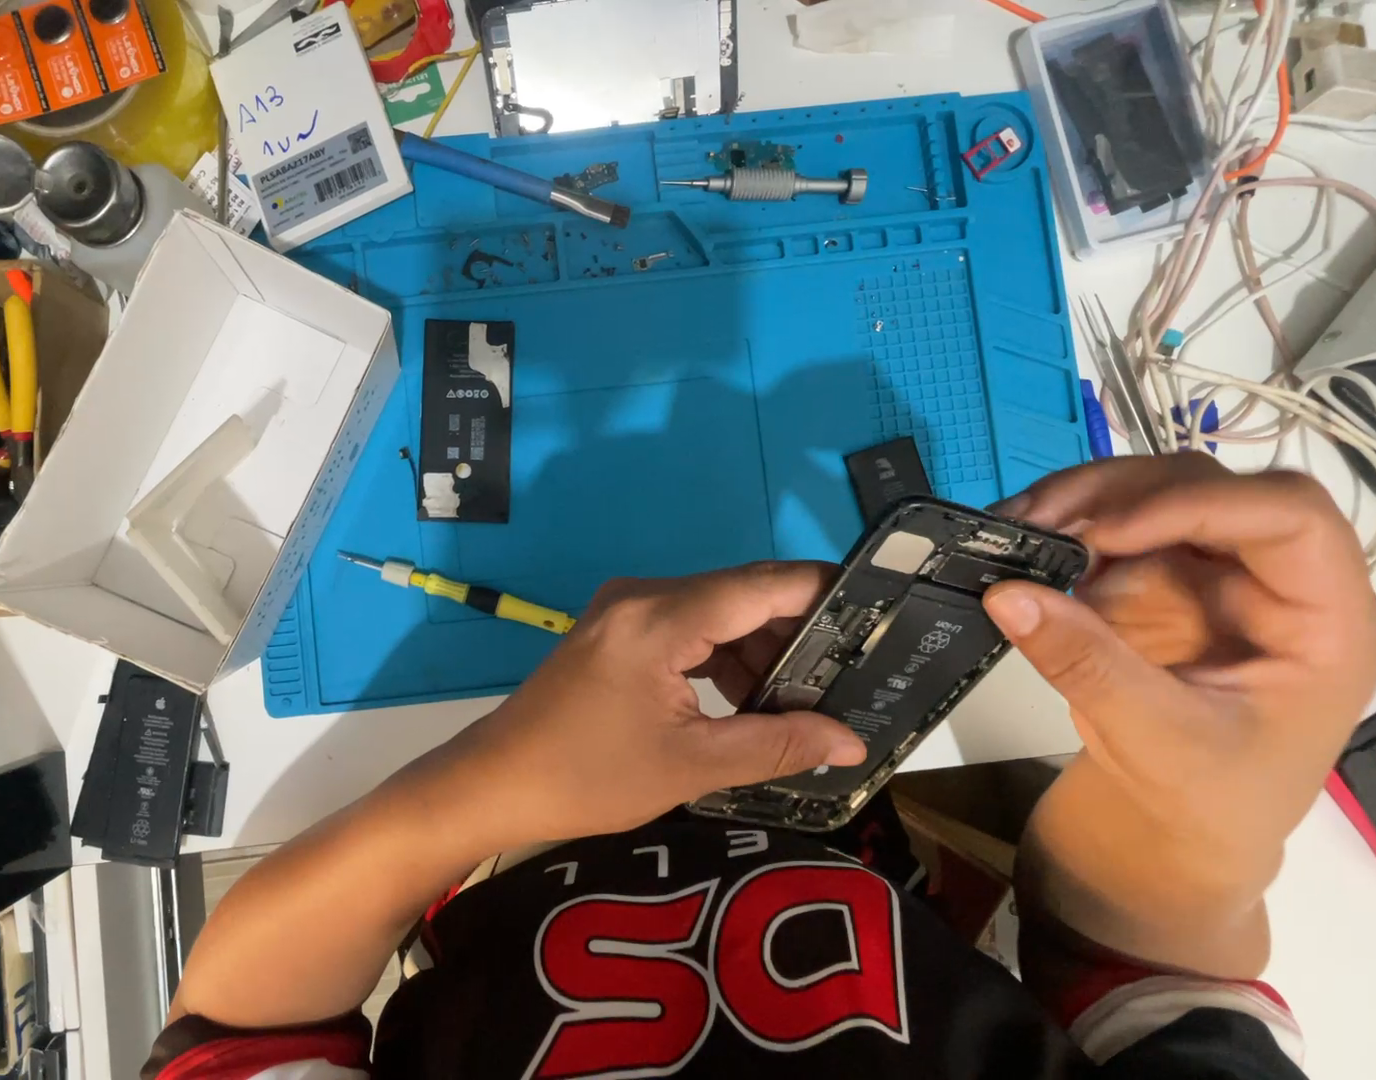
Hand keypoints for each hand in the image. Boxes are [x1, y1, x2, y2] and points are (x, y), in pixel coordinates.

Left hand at [419, 561, 866, 849]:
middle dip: (795, 632)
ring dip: (757, 650)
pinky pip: (685, 628)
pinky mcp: (616, 630)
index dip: (823, 591)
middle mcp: (643, 596)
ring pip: (714, 612)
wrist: (497, 781)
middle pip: (739, 595)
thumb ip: (776, 745)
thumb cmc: (588, 776)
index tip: (879, 609)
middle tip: (849, 674)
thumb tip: (851, 741)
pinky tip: (746, 698)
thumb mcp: (691, 765)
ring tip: (800, 700)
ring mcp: (625, 610)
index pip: (761, 584)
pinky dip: (720, 657)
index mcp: (659, 618)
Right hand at [987, 454, 1375, 873]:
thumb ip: (1086, 665)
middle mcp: (1269, 578)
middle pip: (1209, 489)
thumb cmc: (1205, 793)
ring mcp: (1208, 573)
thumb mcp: (1153, 738)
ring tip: (1016, 526)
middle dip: (1117, 494)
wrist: (1180, 819)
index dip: (1194, 507)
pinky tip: (1019, 540)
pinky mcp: (1153, 580)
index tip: (1100, 532)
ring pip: (1152, 494)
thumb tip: (1006, 594)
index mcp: (1321, 619)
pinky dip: (1060, 526)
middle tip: (1036, 520)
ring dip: (1081, 500)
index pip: (1285, 520)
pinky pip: (1108, 529)